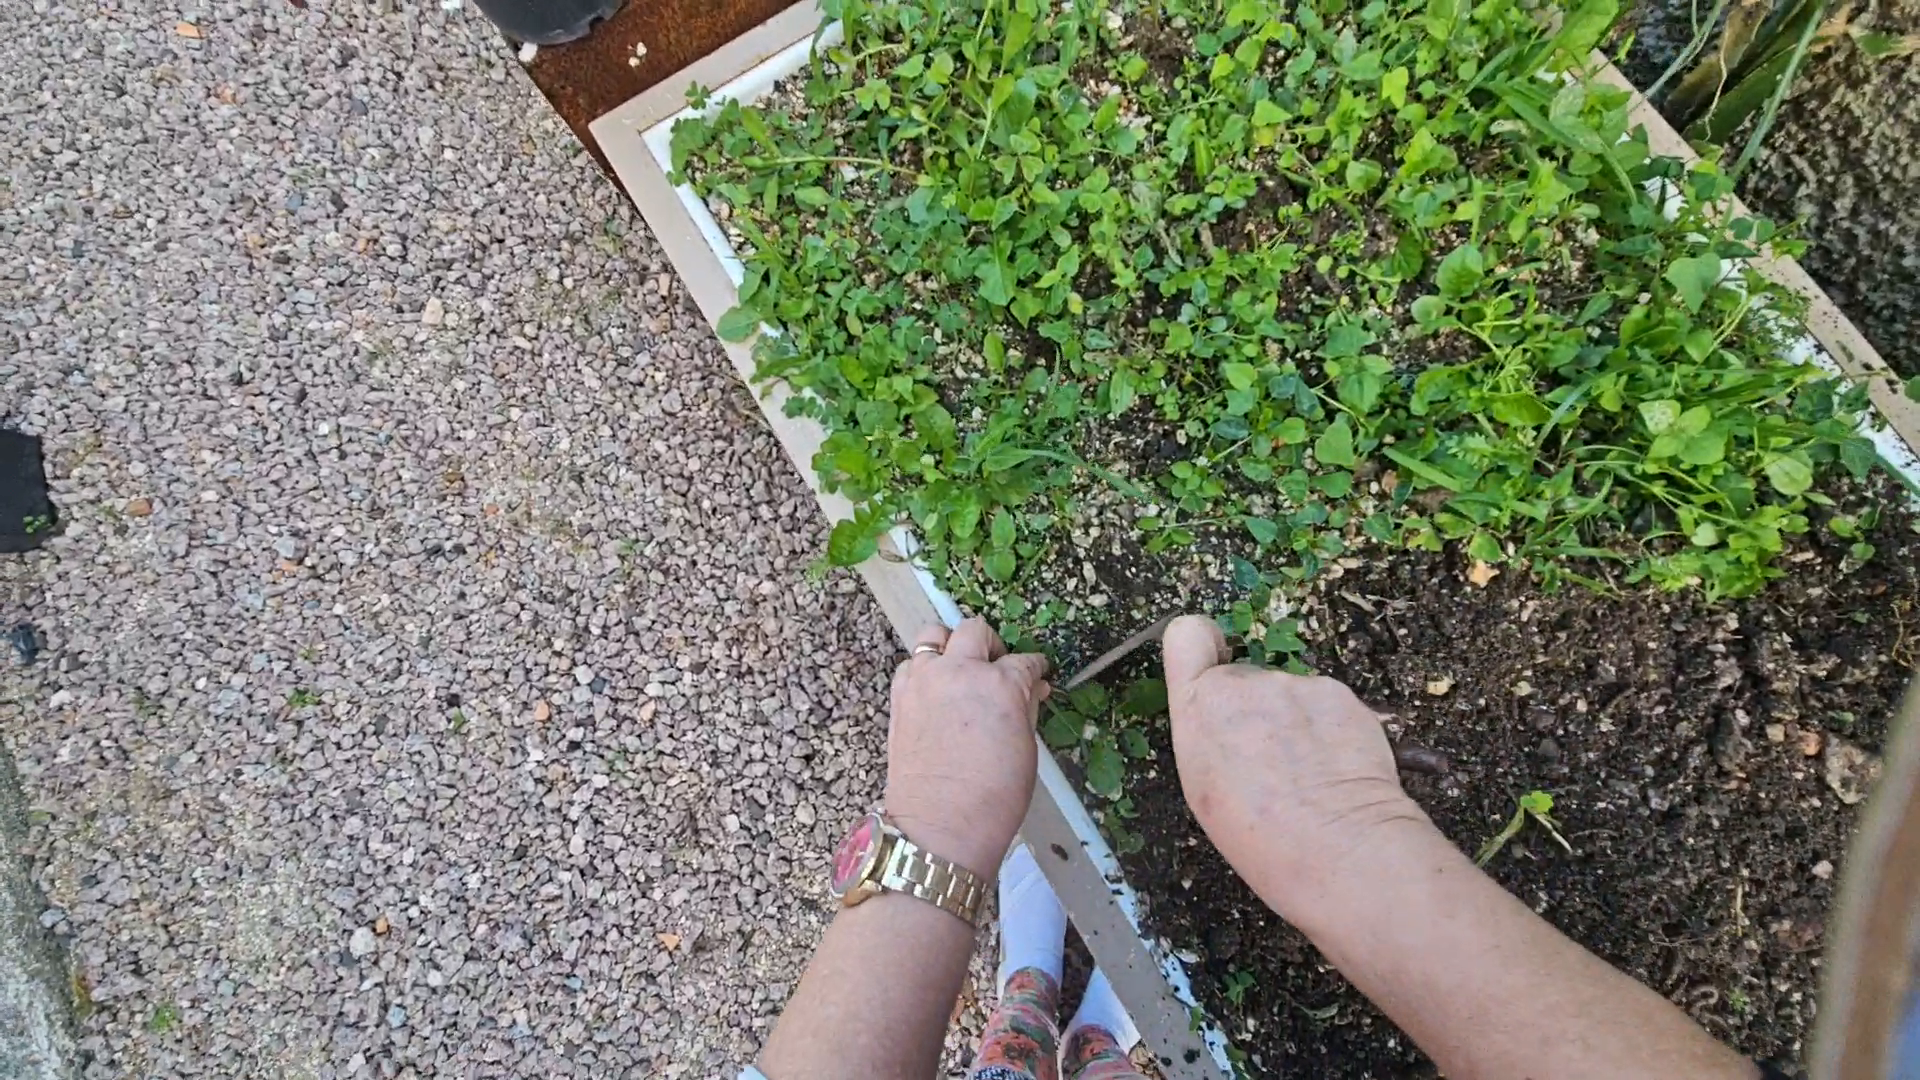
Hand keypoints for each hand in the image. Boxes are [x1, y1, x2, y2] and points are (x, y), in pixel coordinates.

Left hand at [885, 619, 1050, 877]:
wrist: (941, 827)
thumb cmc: (995, 795)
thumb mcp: (1026, 748)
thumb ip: (1027, 707)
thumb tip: (1034, 687)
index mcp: (1000, 684)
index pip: (1024, 661)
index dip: (1034, 668)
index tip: (1036, 674)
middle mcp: (960, 671)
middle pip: (975, 631)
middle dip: (991, 644)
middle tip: (996, 667)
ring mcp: (925, 680)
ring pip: (934, 635)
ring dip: (950, 647)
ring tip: (959, 670)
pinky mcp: (900, 695)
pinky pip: (911, 664)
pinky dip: (924, 669)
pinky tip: (935, 690)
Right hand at [1162, 615, 1435, 920]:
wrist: (1339, 849)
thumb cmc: (1259, 833)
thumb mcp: (1201, 781)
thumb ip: (1207, 728)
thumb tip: (1225, 718)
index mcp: (1197, 704)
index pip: (1186, 633)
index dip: (1201, 645)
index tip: (1214, 663)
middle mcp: (1242, 681)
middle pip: (1244, 676)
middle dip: (1255, 705)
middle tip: (1269, 757)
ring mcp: (1293, 683)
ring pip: (1289, 694)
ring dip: (1296, 720)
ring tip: (1308, 772)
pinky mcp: (1340, 694)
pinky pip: (1328, 704)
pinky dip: (1331, 728)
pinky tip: (1337, 767)